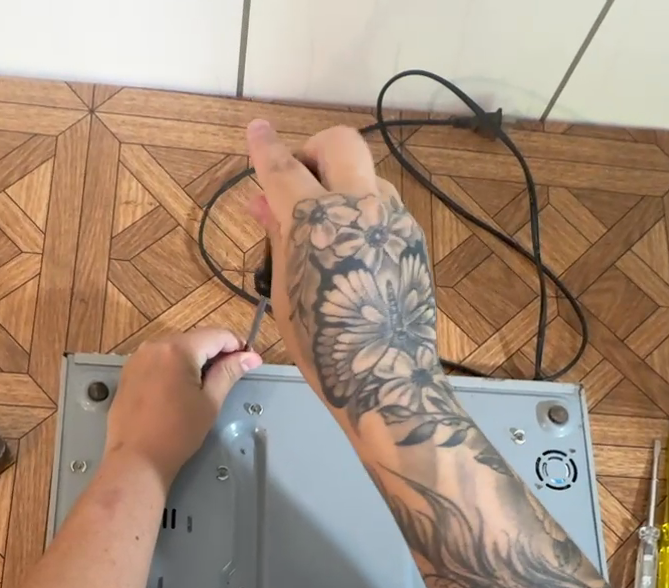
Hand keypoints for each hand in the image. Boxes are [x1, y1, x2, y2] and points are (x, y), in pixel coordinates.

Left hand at [105, 328, 260, 484]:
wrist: (137, 458)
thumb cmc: (177, 433)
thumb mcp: (209, 402)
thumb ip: (229, 373)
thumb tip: (250, 357)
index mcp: (178, 350)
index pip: (216, 335)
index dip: (237, 345)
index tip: (249, 360)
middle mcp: (155, 346)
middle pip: (194, 339)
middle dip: (215, 352)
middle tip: (230, 375)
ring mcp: (138, 358)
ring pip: (175, 349)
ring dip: (194, 360)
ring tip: (206, 385)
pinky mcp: (129, 373)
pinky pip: (158, 360)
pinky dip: (174, 367)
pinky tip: (180, 390)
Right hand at [243, 119, 442, 426]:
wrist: (385, 377)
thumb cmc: (322, 346)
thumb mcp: (285, 295)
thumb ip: (279, 240)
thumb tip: (265, 205)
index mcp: (316, 221)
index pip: (282, 168)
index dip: (264, 147)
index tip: (256, 130)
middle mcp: (359, 206)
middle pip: (338, 144)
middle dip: (313, 152)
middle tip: (298, 182)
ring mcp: (393, 220)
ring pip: (365, 176)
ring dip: (340, 187)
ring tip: (324, 229)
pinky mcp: (413, 239)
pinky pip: (383, 209)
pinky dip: (361, 215)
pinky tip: (352, 252)